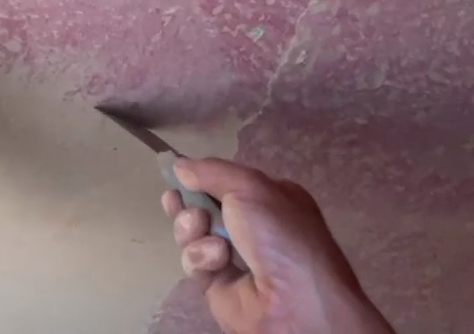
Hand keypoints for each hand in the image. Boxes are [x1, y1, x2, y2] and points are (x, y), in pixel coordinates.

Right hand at [162, 158, 393, 333]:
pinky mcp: (219, 287)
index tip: (178, 174)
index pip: (225, 182)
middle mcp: (251, 228)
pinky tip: (217, 260)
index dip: (201, 177)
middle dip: (187, 202)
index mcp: (268, 200)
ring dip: (191, 227)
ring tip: (201, 228)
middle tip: (176, 200)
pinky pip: (194, 263)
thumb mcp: (249, 186)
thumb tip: (179, 166)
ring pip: (192, 233)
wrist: (298, 306)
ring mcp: (234, 259)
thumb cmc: (279, 235)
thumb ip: (211, 171)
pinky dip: (200, 257)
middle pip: (202, 206)